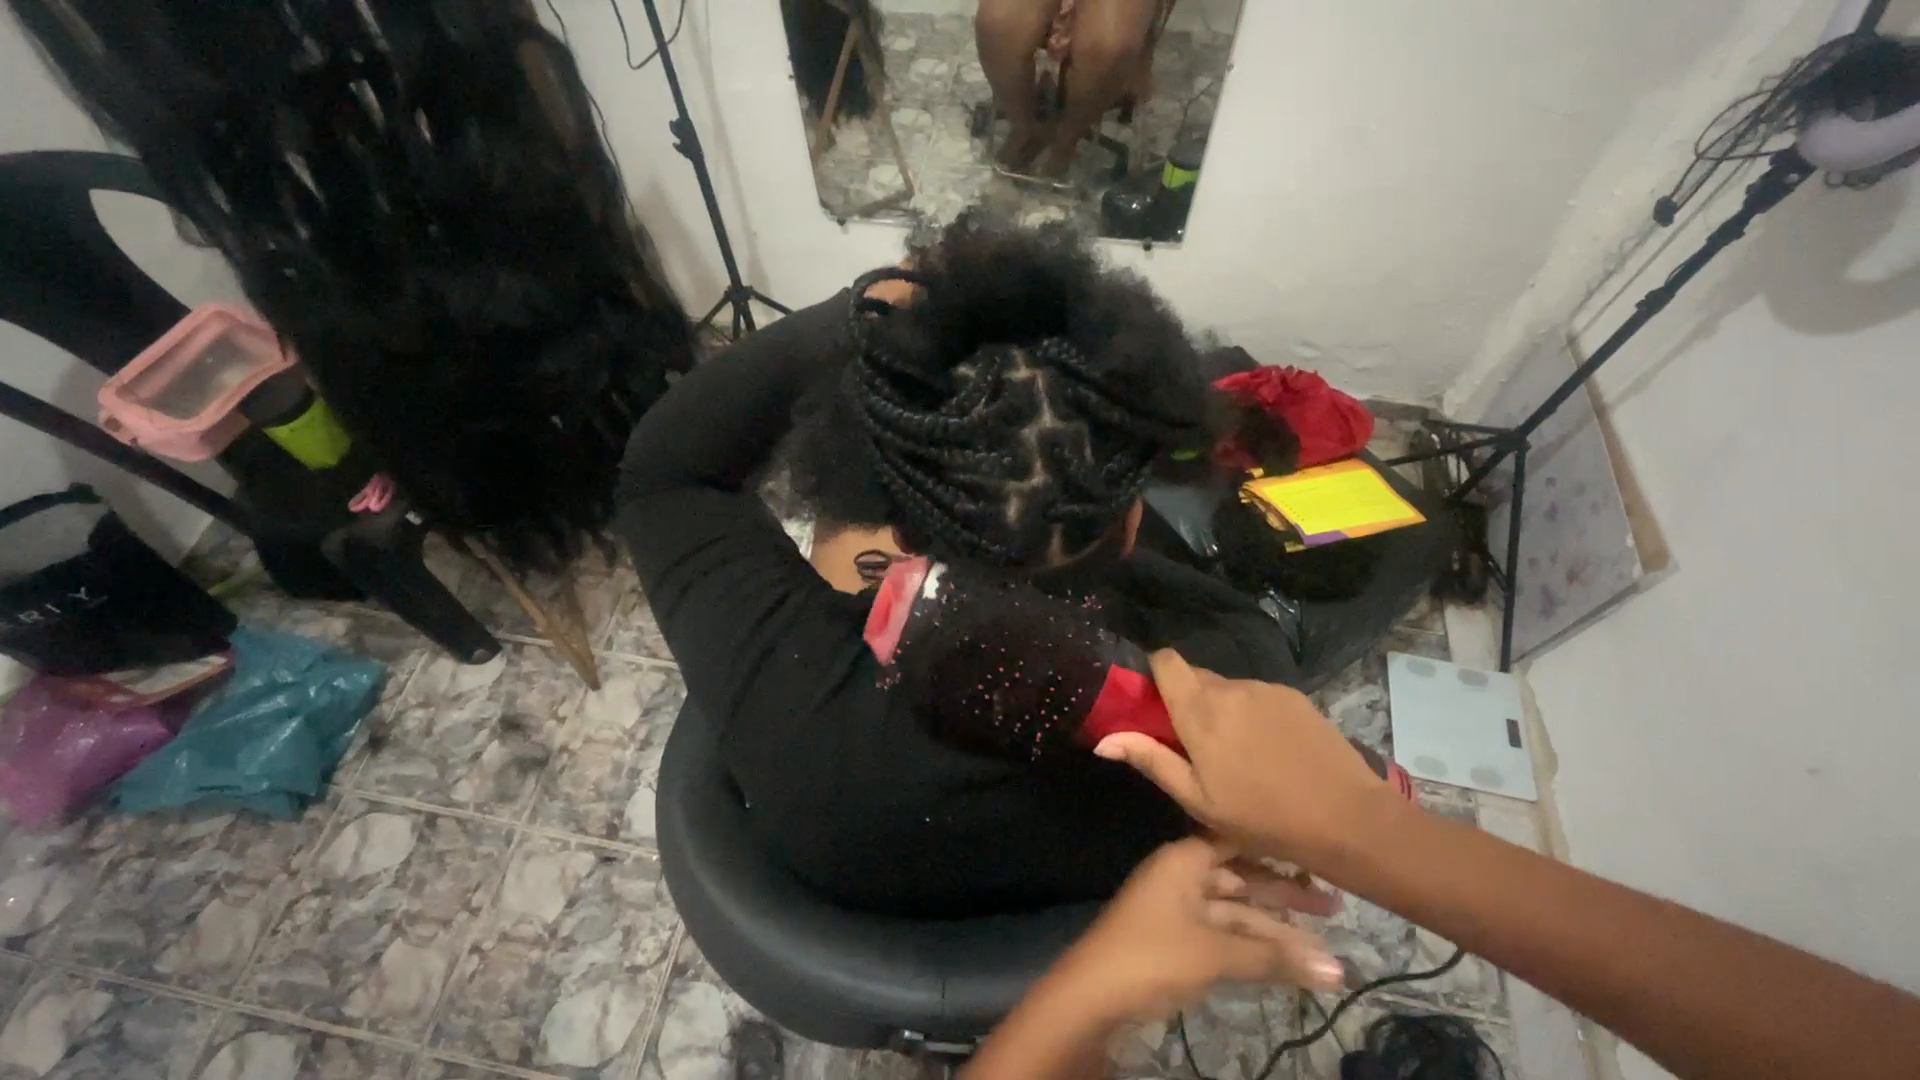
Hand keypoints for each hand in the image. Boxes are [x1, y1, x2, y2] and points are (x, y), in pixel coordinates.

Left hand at [1051, 837, 1344, 1026]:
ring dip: (1273, 929)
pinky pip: (1223, 933)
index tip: (1318, 857)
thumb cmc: (1153, 956)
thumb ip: (1275, 960)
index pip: (1236, 839)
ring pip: (1234, 911)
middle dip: (1284, 895)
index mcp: (1184, 859)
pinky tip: (1286, 961)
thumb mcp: (1216, 954)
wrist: (1093, 995)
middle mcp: (1181, 874)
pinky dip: (1252, 946)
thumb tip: (1339, 971)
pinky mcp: (1176, 939)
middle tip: (1336, 907)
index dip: (1275, 848)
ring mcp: (1177, 907)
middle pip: (1240, 878)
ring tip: (1323, 947)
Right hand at [1095, 650, 1396, 861]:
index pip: (1166, 660)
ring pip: (1228, 688)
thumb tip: (1103, 740)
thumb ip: (1150, 760)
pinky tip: (1268, 751)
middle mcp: (1230, 688)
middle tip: (1195, 745)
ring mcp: (1266, 689)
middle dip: (1188, 701)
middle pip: (1196, 676)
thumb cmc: (1262, 817)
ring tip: (1238, 755)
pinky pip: (1258, 696)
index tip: (1153, 703)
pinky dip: (1252, 715)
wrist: (1347, 819)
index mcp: (1200, 710)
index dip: (1155, 673)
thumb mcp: (1197, 799)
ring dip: (1222, 710)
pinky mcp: (1294, 696)